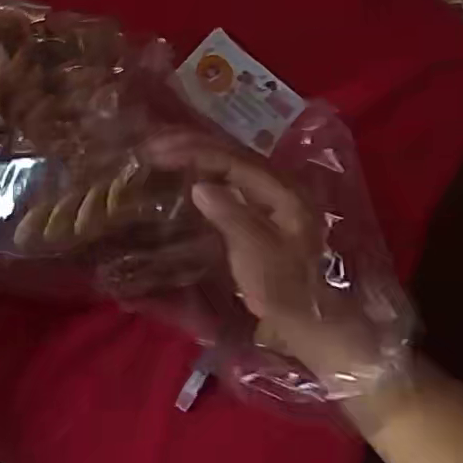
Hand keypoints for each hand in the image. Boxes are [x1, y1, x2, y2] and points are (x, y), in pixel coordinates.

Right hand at [144, 130, 386, 389]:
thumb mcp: (255, 253)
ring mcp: (272, 196)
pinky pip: (228, 177)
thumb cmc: (283, 288)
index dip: (194, 152)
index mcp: (283, 192)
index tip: (159, 152)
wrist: (309, 319)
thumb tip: (199, 185)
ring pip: (229, 162)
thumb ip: (230, 216)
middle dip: (192, 144)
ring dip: (196, 152)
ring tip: (163, 149)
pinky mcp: (261, 208)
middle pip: (231, 152)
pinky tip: (185, 170)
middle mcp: (280, 185)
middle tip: (154, 144)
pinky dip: (203, 168)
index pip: (233, 159)